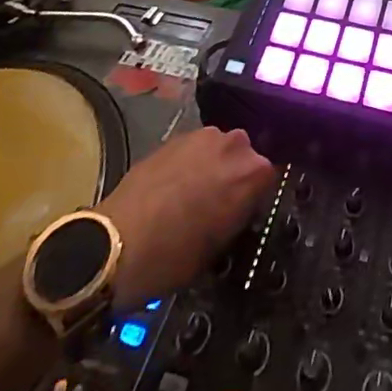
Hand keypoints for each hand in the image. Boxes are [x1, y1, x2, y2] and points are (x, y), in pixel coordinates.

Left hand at [95, 126, 276, 308]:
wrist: (120, 242)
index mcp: (253, 172)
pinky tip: (176, 185)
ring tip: (197, 192)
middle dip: (236, 174)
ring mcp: (200, 136)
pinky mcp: (172, 137)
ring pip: (217, 148)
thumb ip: (239, 211)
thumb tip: (238, 205)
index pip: (271, 174)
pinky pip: (192, 148)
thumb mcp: (222, 243)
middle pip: (244, 155)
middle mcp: (232, 145)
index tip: (249, 208)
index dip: (258, 193)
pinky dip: (190, 162)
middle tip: (223, 201)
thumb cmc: (177, 254)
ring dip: (212, 164)